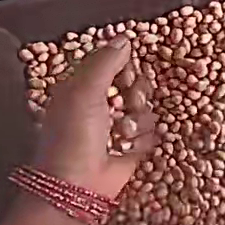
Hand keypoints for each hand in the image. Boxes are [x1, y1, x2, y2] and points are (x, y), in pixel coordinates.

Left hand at [33, 39, 158, 199]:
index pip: (114, 62)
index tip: (126, 74)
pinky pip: (151, 132)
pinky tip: (126, 148)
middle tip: (128, 103)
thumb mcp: (85, 92)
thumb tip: (125, 38)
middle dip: (137, 93)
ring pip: (146, 108)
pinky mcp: (132, 146)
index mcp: (83, 86)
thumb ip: (105, 62)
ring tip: (122, 133)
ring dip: (137, 120)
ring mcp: (117, 125)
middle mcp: (101, 103)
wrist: (76, 186)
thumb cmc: (73, 136)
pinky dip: (141, 139)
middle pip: (135, 83)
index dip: (125, 66)